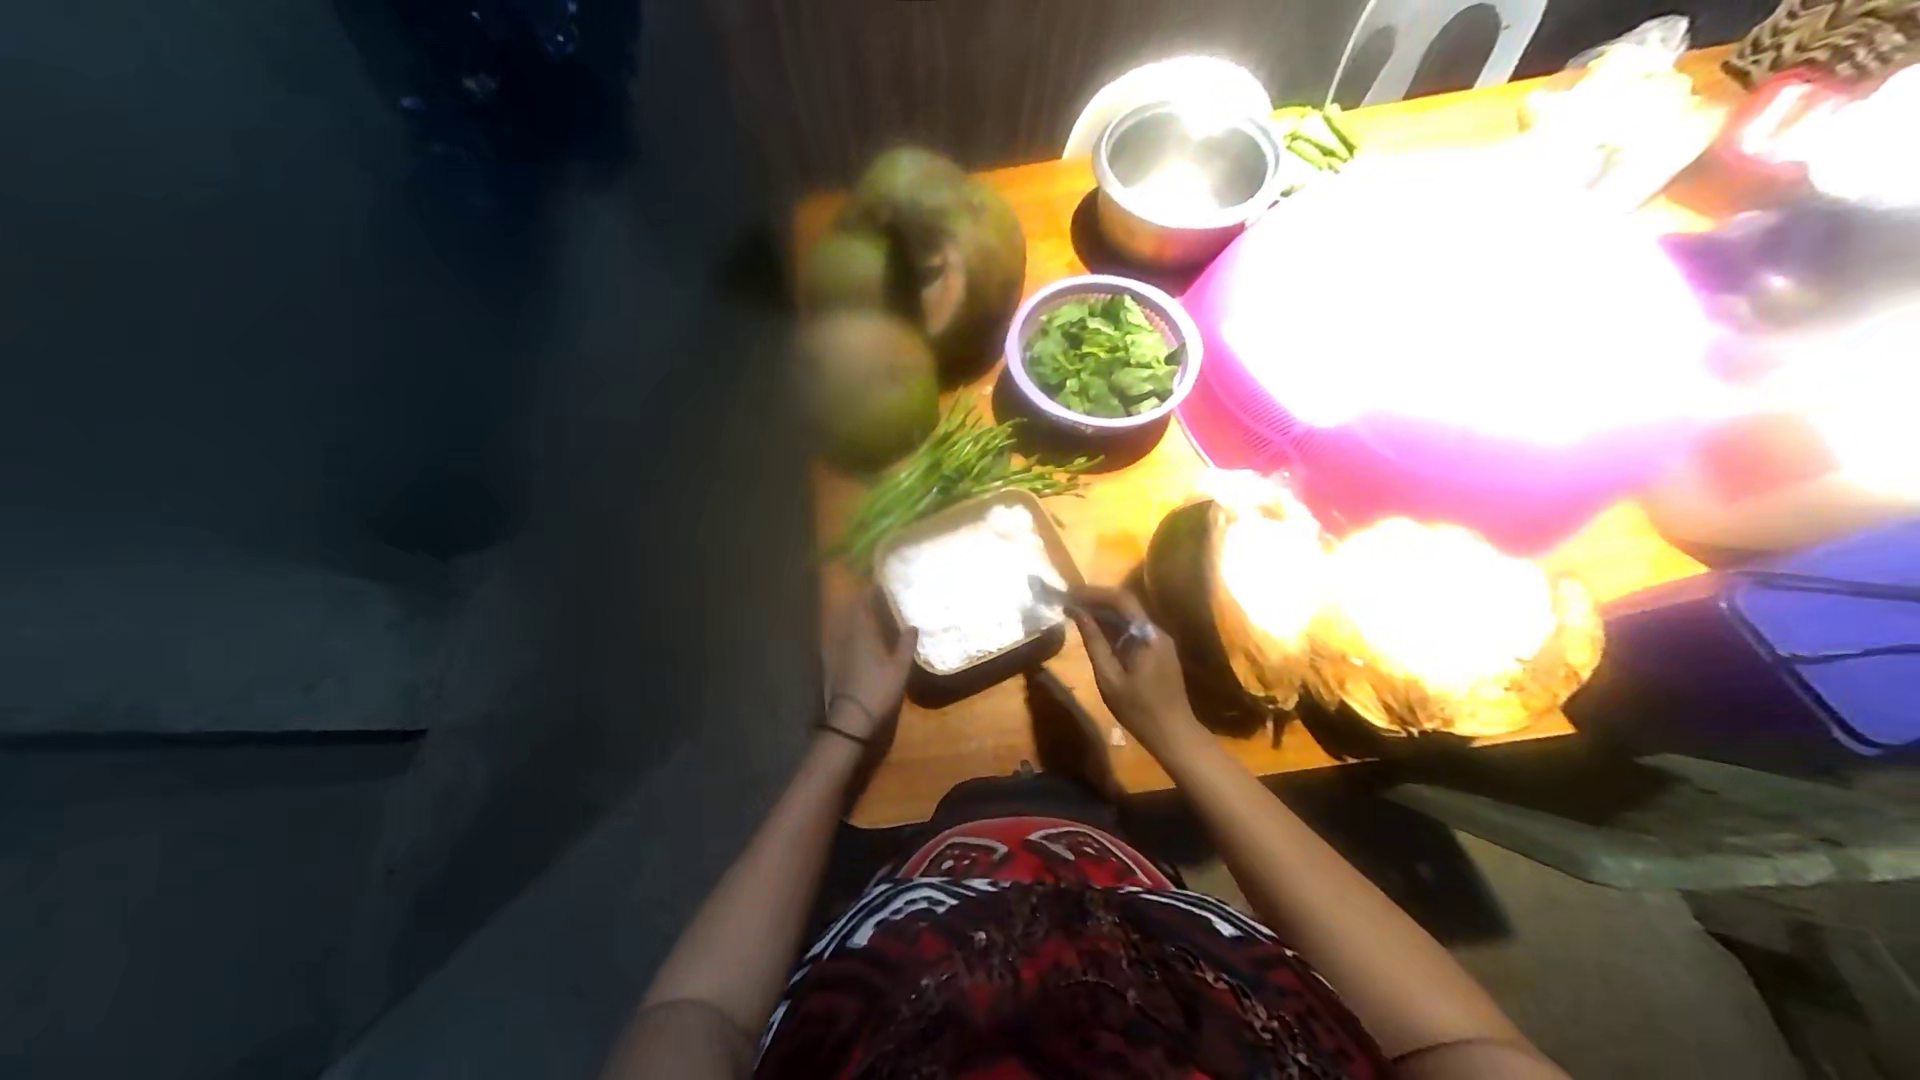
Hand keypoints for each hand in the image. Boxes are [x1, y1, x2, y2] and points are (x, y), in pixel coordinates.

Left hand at [823, 588, 917, 742]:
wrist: (851, 718)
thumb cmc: (878, 688)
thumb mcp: (900, 667)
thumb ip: (906, 644)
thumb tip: (912, 625)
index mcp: (862, 633)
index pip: (862, 604)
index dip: (868, 593)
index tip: (877, 585)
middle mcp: (846, 636)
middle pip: (850, 613)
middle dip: (860, 603)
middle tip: (873, 598)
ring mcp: (837, 651)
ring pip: (844, 626)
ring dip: (853, 618)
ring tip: (867, 615)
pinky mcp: (833, 664)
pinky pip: (840, 640)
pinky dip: (848, 634)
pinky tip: (857, 640)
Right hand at [1068, 585, 1202, 755]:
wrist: (1174, 734)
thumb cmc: (1139, 710)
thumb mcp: (1109, 678)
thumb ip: (1094, 642)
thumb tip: (1078, 614)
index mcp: (1148, 635)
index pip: (1121, 600)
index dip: (1093, 593)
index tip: (1069, 594)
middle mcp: (1156, 632)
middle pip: (1125, 605)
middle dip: (1095, 600)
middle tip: (1067, 602)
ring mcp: (1159, 641)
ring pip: (1128, 617)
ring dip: (1102, 613)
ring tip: (1075, 613)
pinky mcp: (1157, 651)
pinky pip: (1132, 630)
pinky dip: (1112, 626)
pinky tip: (1094, 631)